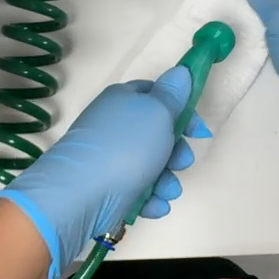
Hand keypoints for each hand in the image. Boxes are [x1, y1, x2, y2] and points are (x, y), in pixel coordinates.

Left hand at [0, 67, 206, 278]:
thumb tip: (181, 72)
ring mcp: (109, 158)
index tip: (199, 132)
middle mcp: (115, 126)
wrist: (79, 194)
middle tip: (181, 162)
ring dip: (166, 181)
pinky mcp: (108, 188)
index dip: (182, 111)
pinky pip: (138, 191)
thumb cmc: (124, 147)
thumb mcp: (156, 113)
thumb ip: (172, 95)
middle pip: (157, 135)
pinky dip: (149, 199)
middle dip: (176, 152)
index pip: (156, 96)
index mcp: (123, 100)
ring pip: (152, 167)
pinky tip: (153, 206)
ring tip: (166, 192)